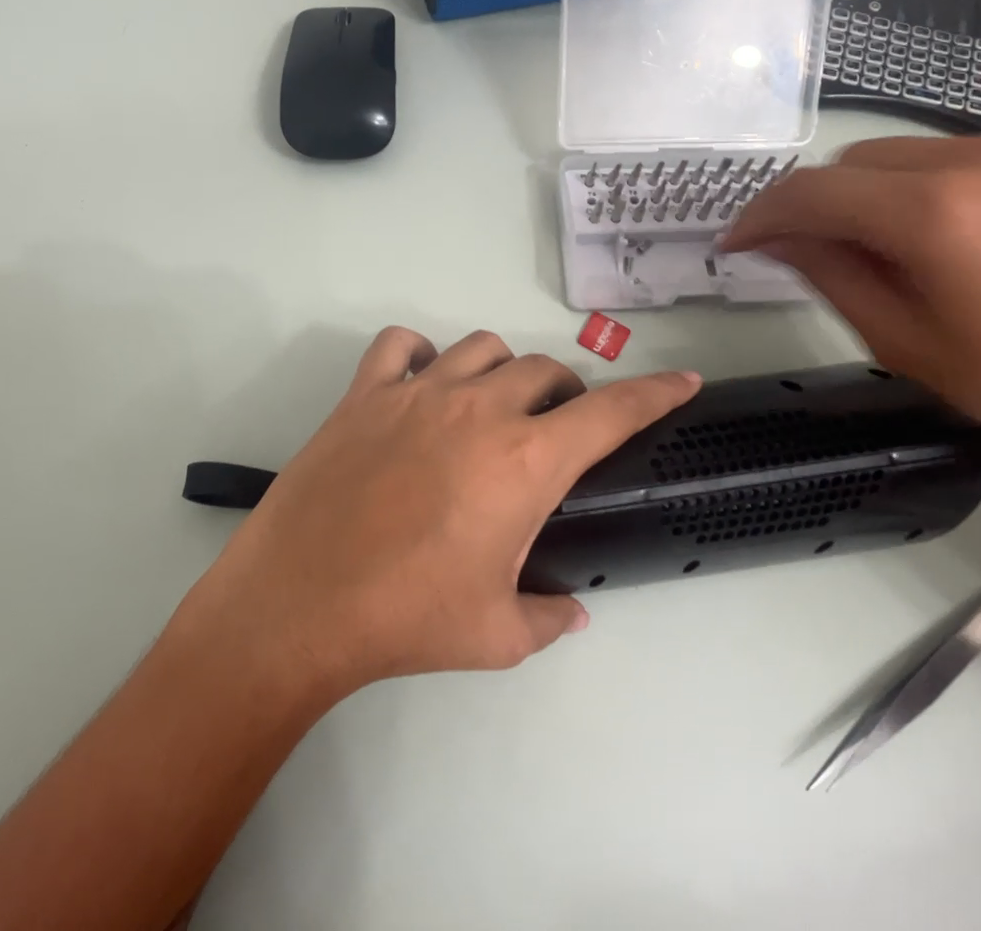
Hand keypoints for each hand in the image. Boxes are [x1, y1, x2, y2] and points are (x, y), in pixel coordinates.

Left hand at [171, 328, 699, 696]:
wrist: (300, 606)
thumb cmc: (406, 619)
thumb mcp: (499, 635)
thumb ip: (550, 616)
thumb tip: (571, 610)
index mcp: (526, 462)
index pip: (612, 412)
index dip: (654, 394)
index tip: (680, 382)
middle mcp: (478, 411)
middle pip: (546, 372)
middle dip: (567, 397)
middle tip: (556, 435)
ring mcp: (415, 395)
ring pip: (482, 348)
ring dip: (504, 372)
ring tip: (494, 409)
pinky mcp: (361, 396)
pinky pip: (400, 345)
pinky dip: (421, 356)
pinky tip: (422, 386)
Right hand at [719, 133, 980, 463]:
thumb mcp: (911, 345)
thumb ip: (836, 279)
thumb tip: (782, 240)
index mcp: (936, 215)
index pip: (814, 191)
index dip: (761, 214)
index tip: (737, 244)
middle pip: (863, 160)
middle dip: (824, 204)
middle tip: (818, 257)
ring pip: (924, 155)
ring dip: (889, 197)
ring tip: (910, 256)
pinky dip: (955, 190)